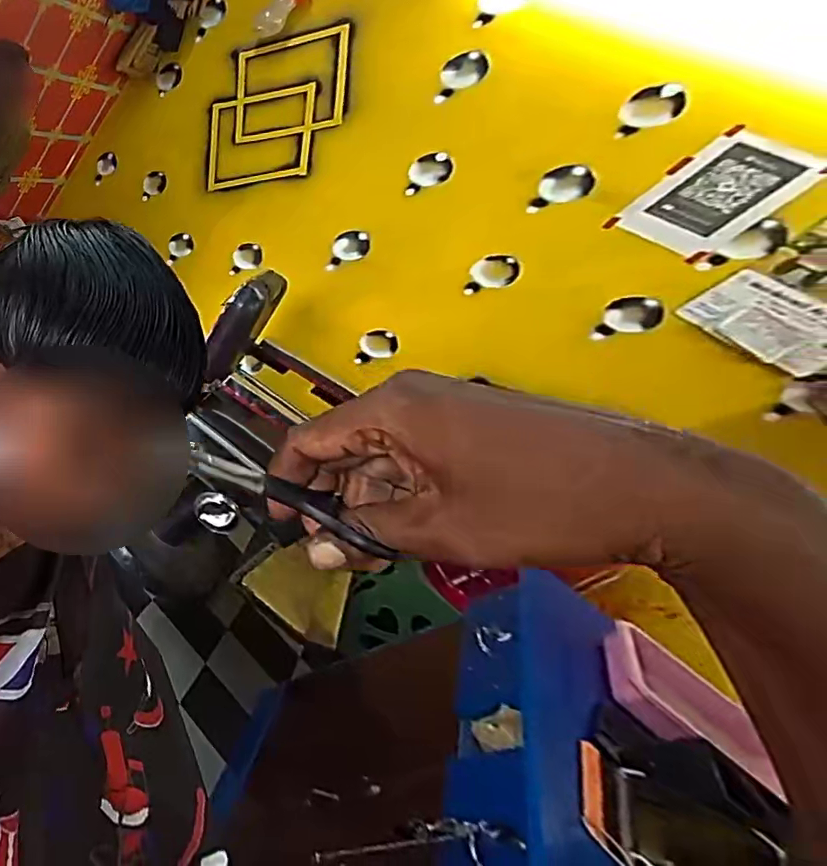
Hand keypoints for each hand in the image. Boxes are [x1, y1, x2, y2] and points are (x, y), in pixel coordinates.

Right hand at [265, 371, 749, 572]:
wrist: (663, 491)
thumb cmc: (547, 501)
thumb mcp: (439, 528)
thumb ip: (365, 533)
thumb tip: (318, 548)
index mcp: (389, 408)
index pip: (307, 439)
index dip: (286, 480)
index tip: (283, 514)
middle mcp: (408, 396)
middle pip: (342, 446)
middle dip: (333, 497)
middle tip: (334, 542)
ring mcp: (441, 405)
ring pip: (377, 452)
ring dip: (369, 497)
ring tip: (375, 543)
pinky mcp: (468, 419)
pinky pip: (411, 450)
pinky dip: (402, 486)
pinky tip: (408, 524)